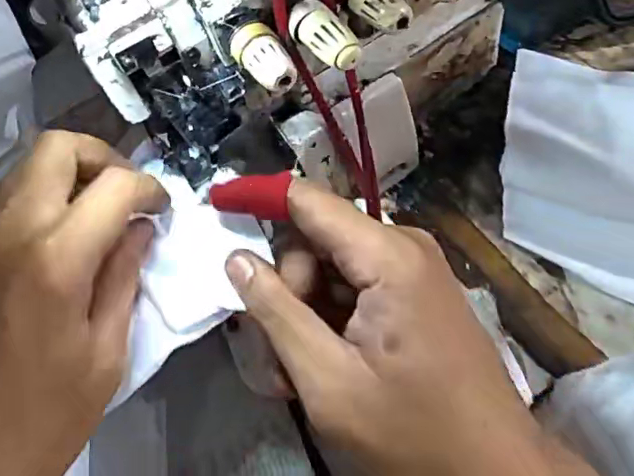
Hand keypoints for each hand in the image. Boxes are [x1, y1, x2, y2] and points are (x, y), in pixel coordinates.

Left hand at [0, 131, 169, 475]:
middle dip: (102, 157)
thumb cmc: (38, 420)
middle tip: (124, 195)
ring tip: (88, 212)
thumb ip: (124, 278)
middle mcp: (12, 225)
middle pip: (59, 145)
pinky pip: (0, 190)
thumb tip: (141, 227)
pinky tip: (46, 232)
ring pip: (26, 162)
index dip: (149, 187)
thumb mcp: (103, 358)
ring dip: (64, 171)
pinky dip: (31, 191)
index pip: (114, 183)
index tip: (162, 206)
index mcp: (55, 255)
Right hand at [226, 181, 596, 475]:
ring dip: (303, 311)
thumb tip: (236, 259)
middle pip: (313, 240)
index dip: (255, 195)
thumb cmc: (417, 437)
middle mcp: (402, 246)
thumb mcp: (330, 382)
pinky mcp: (416, 292)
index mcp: (386, 255)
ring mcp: (412, 269)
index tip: (215, 202)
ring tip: (295, 372)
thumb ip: (276, 312)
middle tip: (273, 351)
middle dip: (286, 289)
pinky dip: (328, 317)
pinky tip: (321, 363)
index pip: (304, 199)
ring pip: (328, 265)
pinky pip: (353, 285)